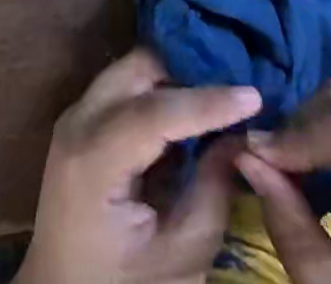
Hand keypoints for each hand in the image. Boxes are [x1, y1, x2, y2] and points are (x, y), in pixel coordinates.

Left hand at [16, 48, 262, 283]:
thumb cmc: (122, 283)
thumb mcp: (181, 253)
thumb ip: (214, 189)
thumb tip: (245, 135)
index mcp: (92, 162)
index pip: (154, 112)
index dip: (207, 101)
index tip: (254, 96)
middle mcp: (78, 123)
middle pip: (138, 70)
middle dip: (189, 70)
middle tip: (237, 83)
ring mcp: (76, 115)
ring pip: (132, 68)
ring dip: (176, 73)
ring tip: (222, 89)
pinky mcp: (84, 118)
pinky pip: (126, 83)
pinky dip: (161, 85)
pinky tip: (193, 102)